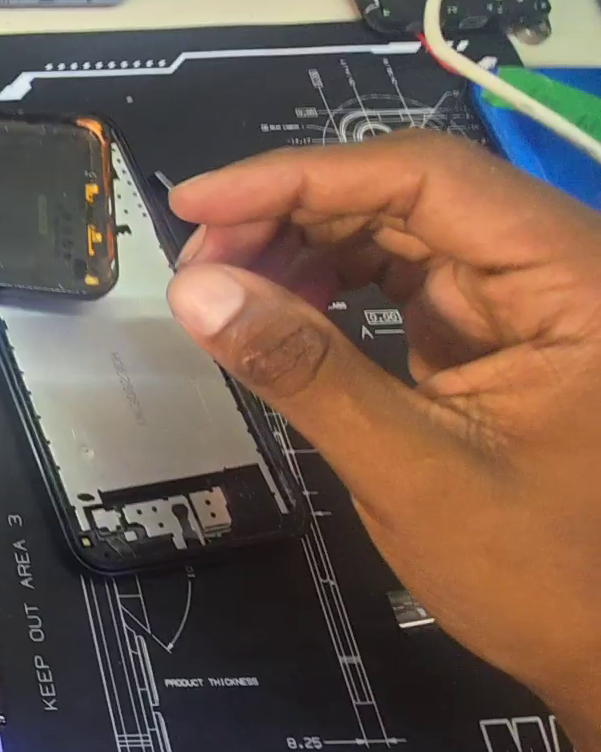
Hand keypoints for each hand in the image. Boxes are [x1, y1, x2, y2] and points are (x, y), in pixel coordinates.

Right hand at [165, 132, 600, 751]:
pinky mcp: (494, 334)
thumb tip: (191, 290)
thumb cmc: (549, 573)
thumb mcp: (409, 469)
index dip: (295, 178)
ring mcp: (529, 303)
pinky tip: (276, 310)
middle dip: (283, 216)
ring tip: (221, 290)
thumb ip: (301, 370)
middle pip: (405, 195)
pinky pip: (394, 278)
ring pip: (393, 231)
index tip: (190, 207)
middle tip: (193, 266)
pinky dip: (321, 284)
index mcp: (579, 286)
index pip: (424, 181)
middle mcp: (563, 272)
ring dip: (295, 247)